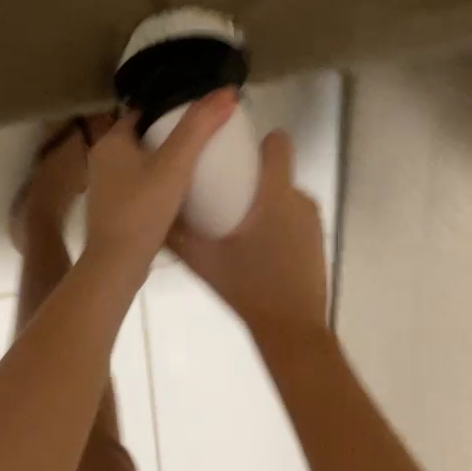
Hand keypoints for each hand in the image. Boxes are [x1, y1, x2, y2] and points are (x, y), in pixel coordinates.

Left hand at [83, 91, 236, 264]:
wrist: (117, 264)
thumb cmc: (142, 209)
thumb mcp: (175, 164)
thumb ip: (199, 128)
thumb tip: (226, 93)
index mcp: (110, 141)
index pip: (143, 113)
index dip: (171, 110)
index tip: (199, 115)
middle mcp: (102, 159)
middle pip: (143, 137)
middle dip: (169, 135)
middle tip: (203, 137)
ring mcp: (105, 187)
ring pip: (140, 162)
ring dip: (164, 161)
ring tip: (196, 162)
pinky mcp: (113, 209)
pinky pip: (139, 185)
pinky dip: (157, 182)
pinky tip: (180, 191)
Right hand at [169, 130, 327, 335]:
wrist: (291, 328)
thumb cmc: (246, 286)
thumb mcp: (202, 260)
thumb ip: (176, 234)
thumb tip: (153, 213)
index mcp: (275, 194)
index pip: (279, 144)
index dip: (262, 142)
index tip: (238, 151)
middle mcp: (300, 200)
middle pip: (279, 172)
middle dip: (255, 177)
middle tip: (224, 194)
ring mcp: (313, 222)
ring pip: (286, 198)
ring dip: (266, 203)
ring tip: (238, 224)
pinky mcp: (318, 242)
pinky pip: (295, 220)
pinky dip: (278, 225)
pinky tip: (258, 247)